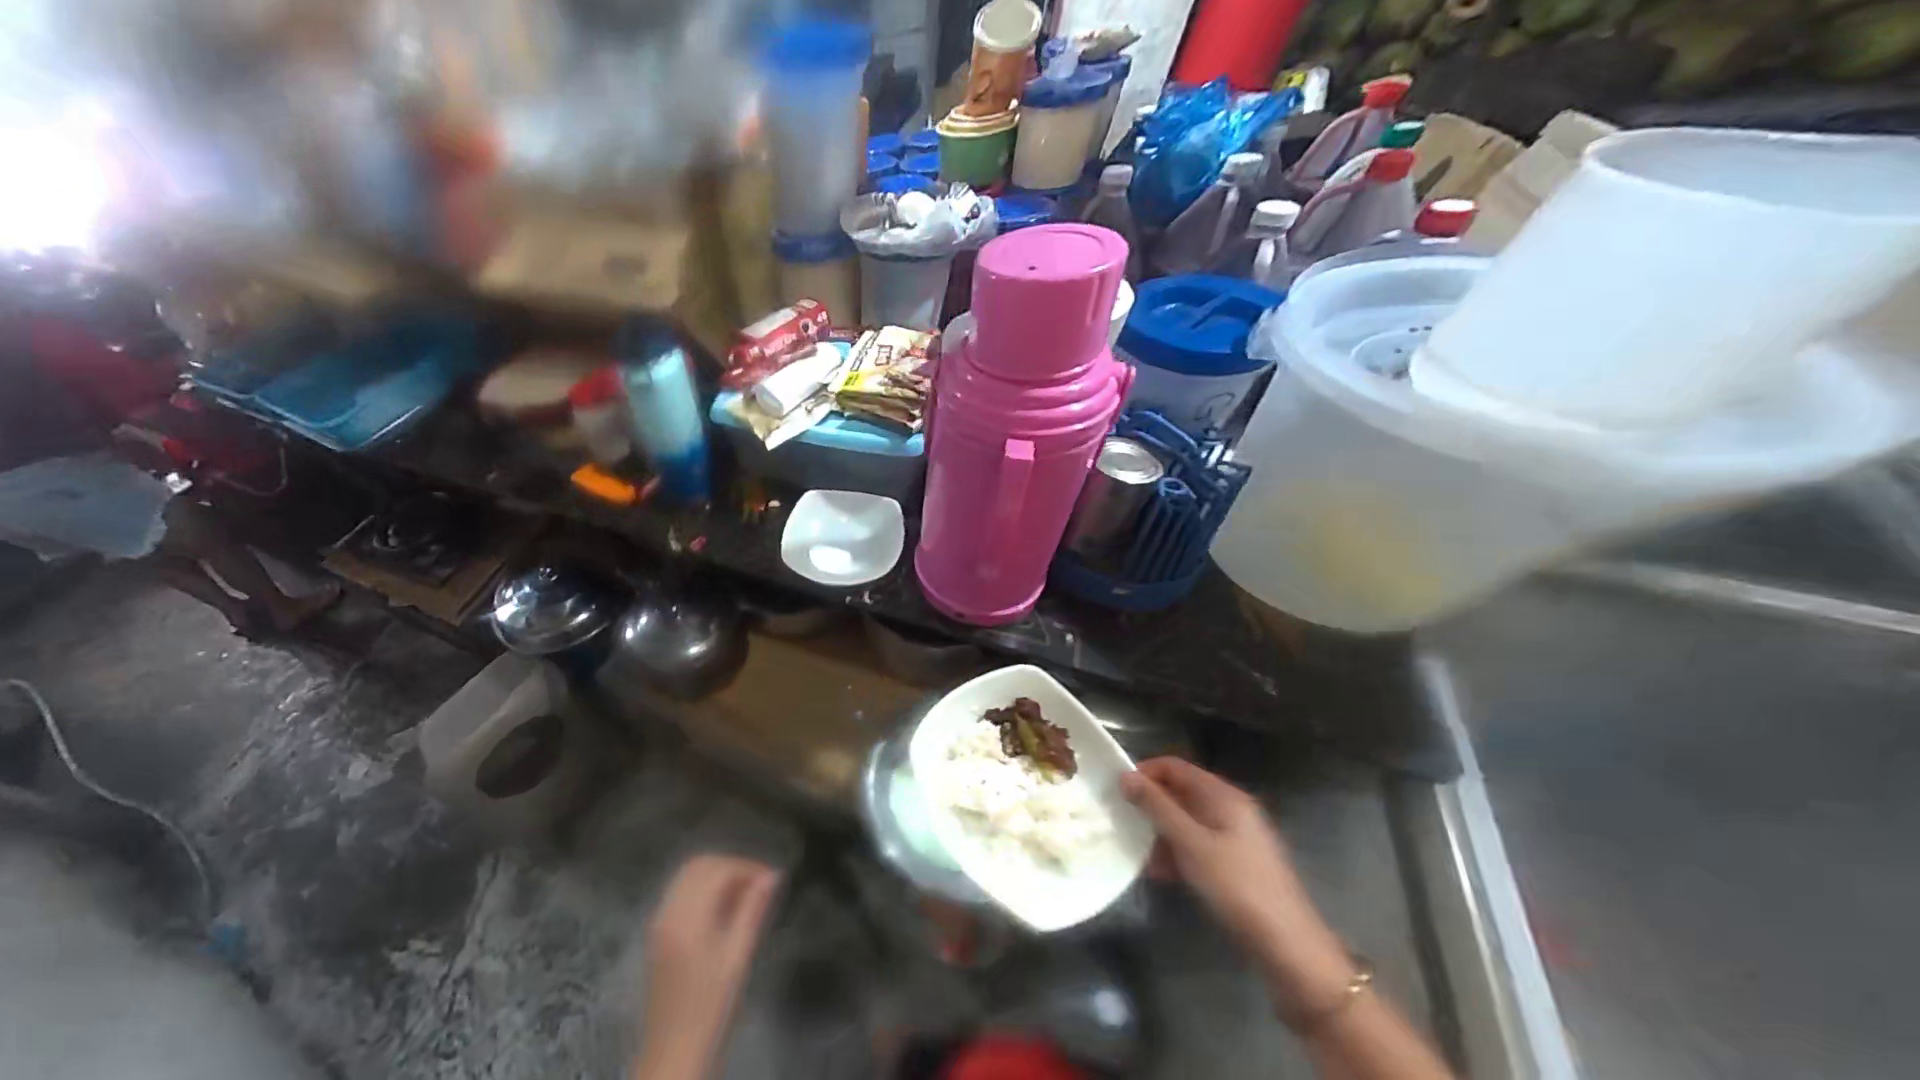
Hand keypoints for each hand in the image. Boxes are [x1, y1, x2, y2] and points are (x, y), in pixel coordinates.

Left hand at [634, 855, 781, 1079]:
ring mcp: (658, 923)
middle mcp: (666, 913)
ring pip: (687, 876)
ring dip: (716, 875)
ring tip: (745, 895)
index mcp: (686, 919)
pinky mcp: (657, 935)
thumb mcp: (738, 958)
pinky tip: (723, 910)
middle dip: (730, 866)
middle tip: (758, 884)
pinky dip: (703, 889)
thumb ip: (753, 911)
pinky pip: (680, 893)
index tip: (771, 879)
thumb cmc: (711, 1009)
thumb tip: (772, 875)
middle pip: (697, 865)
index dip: (746, 867)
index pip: (717, 869)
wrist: (673, 1053)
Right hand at [1120, 758, 1354, 1011]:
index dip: (1145, 773)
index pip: (1176, 767)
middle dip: (1150, 805)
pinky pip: (1197, 846)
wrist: (1287, 945)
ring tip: (1134, 850)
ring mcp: (1234, 838)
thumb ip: (1158, 808)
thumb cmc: (1237, 886)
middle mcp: (1230, 809)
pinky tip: (1159, 873)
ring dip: (1160, 832)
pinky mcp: (1234, 864)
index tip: (1117, 791)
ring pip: (1187, 822)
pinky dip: (1176, 853)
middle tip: (1121, 821)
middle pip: (1181, 793)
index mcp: (1223, 796)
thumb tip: (1126, 776)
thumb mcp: (1191, 844)